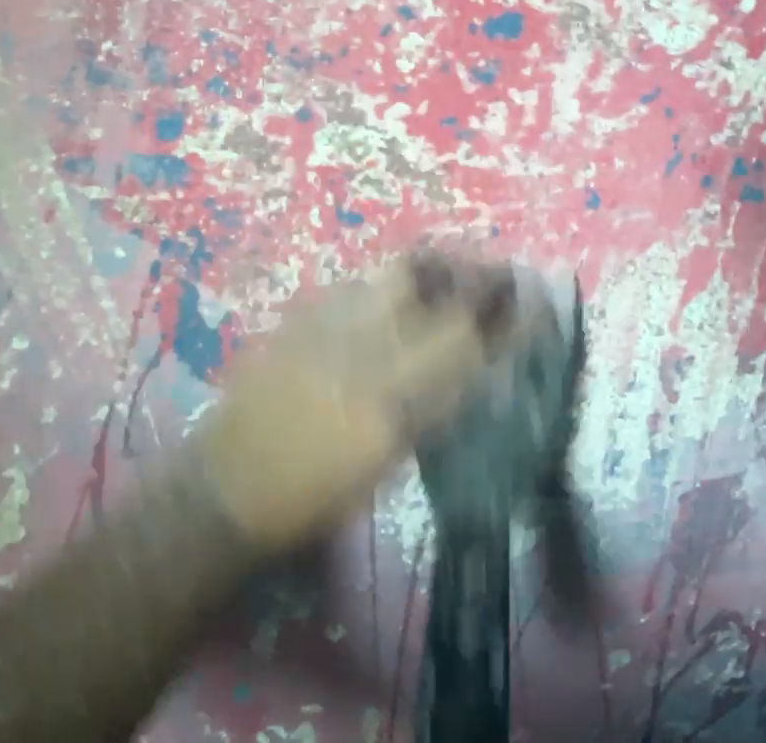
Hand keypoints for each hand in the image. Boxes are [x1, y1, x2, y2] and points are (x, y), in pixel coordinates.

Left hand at [194, 252, 520, 551]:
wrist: (226, 488)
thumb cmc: (314, 496)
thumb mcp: (388, 463)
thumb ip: (434, 408)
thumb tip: (474, 366)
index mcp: (390, 403)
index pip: (468, 344)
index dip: (510, 321)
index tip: (539, 306)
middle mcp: (359, 351)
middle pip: (433, 287)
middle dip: (474, 273)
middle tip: (496, 277)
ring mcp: (324, 326)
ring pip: (392, 272)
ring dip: (434, 269)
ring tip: (451, 277)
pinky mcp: (296, 317)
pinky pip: (356, 283)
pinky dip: (388, 284)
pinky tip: (392, 299)